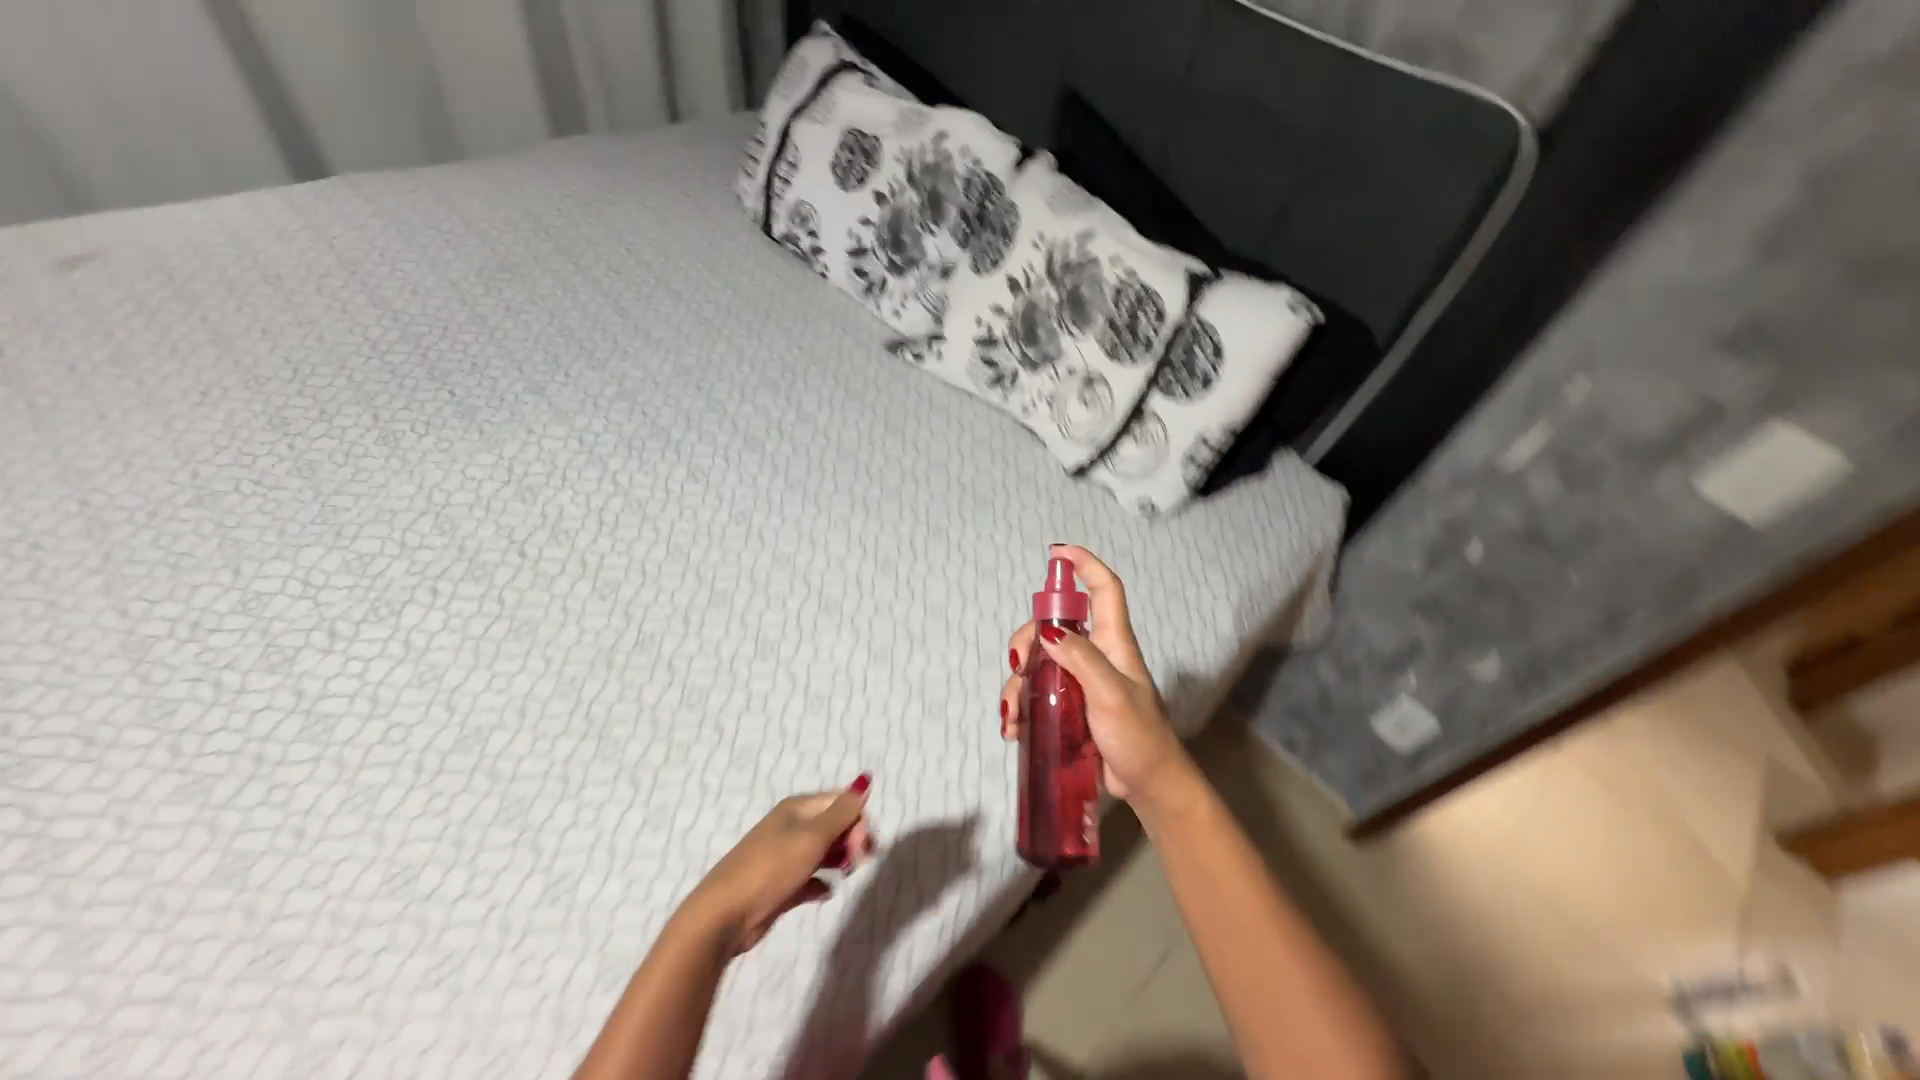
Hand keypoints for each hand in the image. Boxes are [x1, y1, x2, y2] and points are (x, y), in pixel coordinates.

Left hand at [684, 778, 874, 954]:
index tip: (862, 849)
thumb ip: (842, 812)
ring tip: (842, 876)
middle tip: (854, 864)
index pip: (841, 802)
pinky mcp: (783, 884)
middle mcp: (792, 827)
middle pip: (836, 826)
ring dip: (840, 861)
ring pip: (826, 851)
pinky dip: (821, 883)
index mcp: (797, 808)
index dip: (859, 821)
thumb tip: (866, 780)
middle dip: (852, 841)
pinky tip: (823, 892)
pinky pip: (812, 878)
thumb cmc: (771, 868)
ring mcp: (786, 856)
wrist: (725, 914)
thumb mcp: (812, 837)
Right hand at [1000, 545, 1191, 808]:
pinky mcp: (1068, 709)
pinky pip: (1035, 696)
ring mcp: (1079, 683)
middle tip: (1018, 663)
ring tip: (1012, 716)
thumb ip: (1082, 660)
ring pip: (1037, 664)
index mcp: (1113, 644)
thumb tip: (1047, 629)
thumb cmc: (1139, 736)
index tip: (1057, 552)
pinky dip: (1019, 709)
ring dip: (1017, 684)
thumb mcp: (1111, 694)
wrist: (1148, 785)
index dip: (1084, 565)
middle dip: (1028, 638)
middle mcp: (1094, 656)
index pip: (1103, 591)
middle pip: (1053, 627)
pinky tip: (1013, 729)